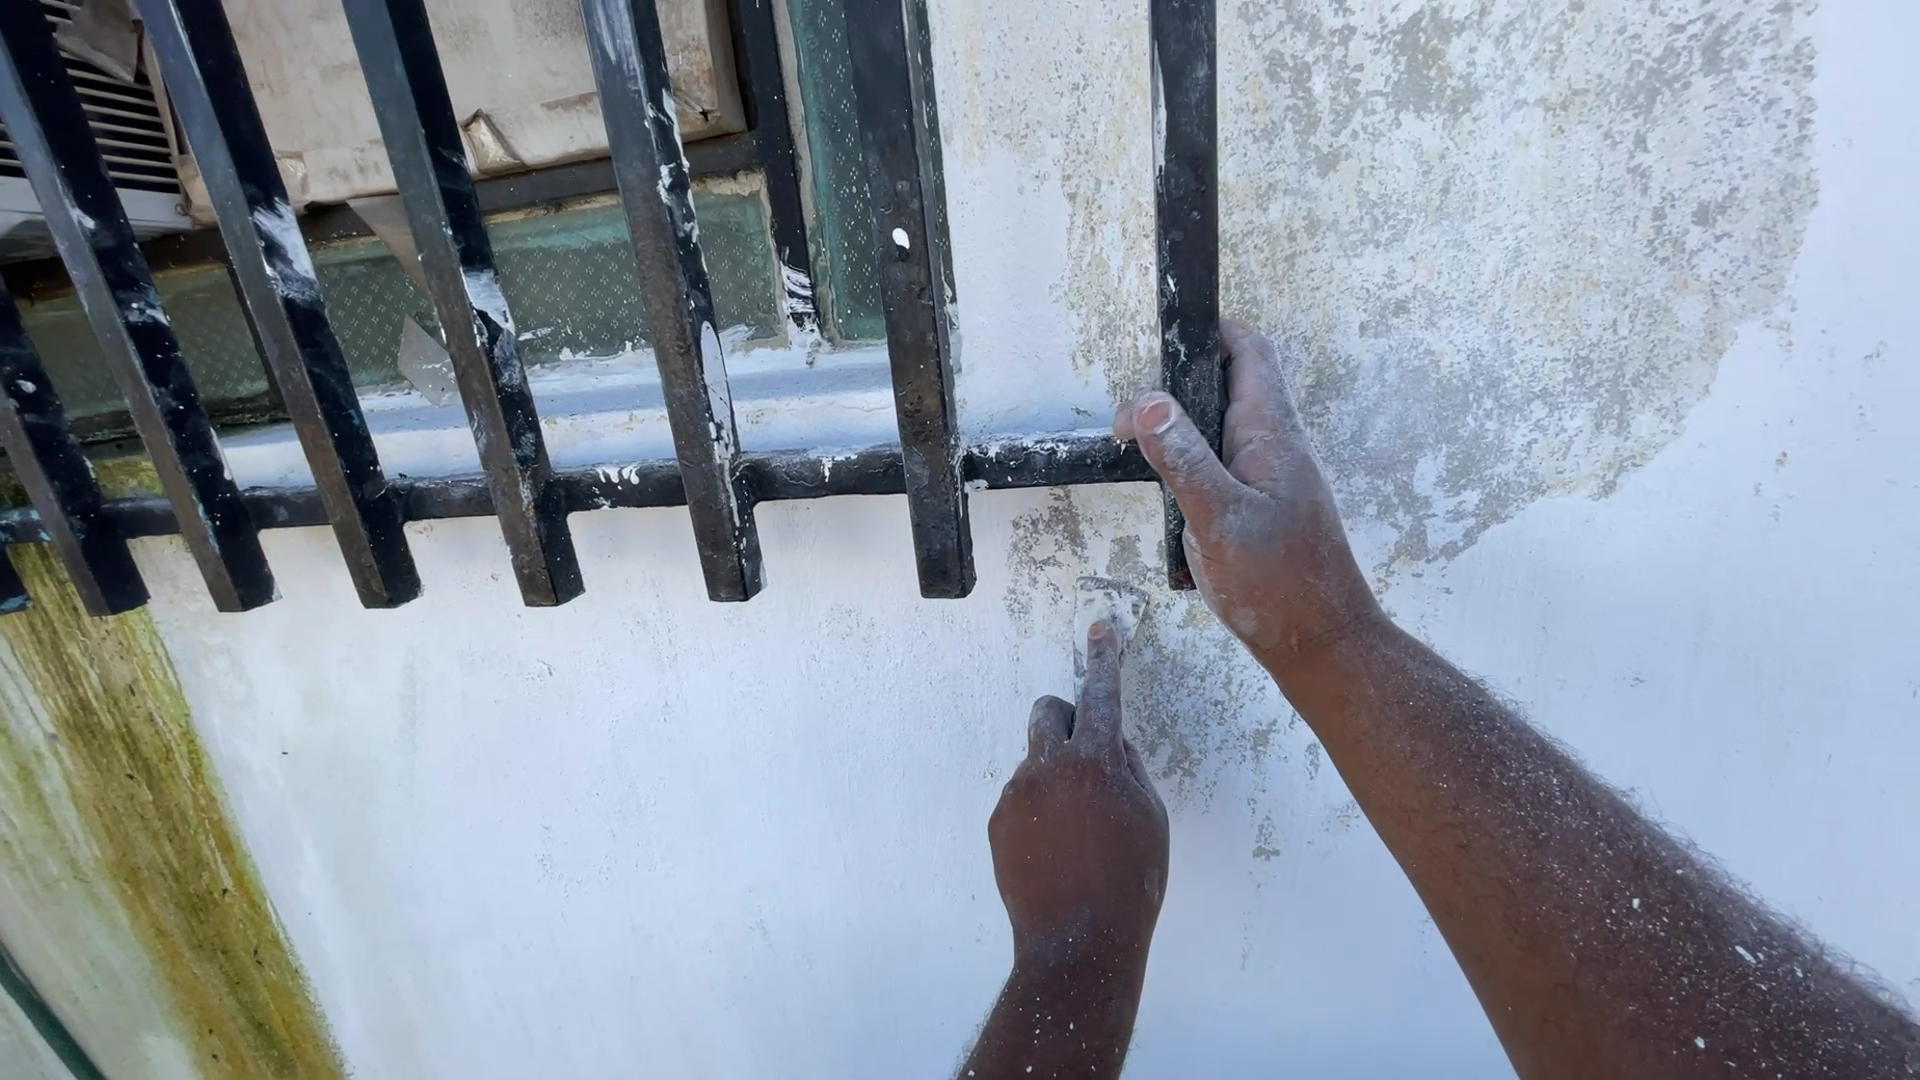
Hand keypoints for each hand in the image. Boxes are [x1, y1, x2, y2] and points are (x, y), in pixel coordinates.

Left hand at [989, 622, 1168, 966]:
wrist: (1079, 943)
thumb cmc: (1131, 881)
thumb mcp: (1150, 818)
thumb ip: (1128, 768)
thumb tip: (1111, 745)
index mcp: (1096, 763)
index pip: (1102, 696)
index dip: (1104, 659)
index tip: (1100, 629)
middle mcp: (1049, 767)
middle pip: (1047, 711)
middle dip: (1065, 717)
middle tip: (1083, 751)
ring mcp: (1017, 792)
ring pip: (1037, 761)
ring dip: (1055, 777)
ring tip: (1075, 831)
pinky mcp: (998, 819)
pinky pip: (1022, 796)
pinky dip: (1038, 809)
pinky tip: (1053, 849)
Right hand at [1113, 318, 1382, 676]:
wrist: (1315, 640)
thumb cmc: (1276, 582)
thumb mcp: (1220, 517)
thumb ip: (1184, 458)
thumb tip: (1148, 401)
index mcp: (1270, 435)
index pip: (1251, 354)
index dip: (1215, 331)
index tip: (1169, 336)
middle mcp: (1270, 447)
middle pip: (1227, 387)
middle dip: (1180, 383)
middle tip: (1132, 413)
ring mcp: (1264, 477)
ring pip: (1217, 429)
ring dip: (1178, 427)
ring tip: (1137, 445)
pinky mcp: (1254, 506)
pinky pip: (1216, 466)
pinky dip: (1185, 464)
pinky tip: (1164, 487)